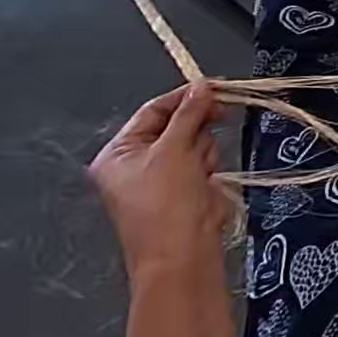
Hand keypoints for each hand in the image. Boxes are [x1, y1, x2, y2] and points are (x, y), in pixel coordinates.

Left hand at [90, 83, 229, 283]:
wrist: (182, 251)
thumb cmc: (166, 200)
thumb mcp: (174, 150)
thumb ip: (189, 114)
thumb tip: (202, 85)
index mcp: (120, 152)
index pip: (154, 110)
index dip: (185, 96)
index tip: (216, 86)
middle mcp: (138, 160)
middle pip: (178, 123)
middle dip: (196, 128)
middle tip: (217, 120)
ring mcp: (163, 173)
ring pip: (196, 140)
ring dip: (204, 150)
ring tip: (200, 170)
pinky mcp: (186, 183)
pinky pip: (204, 158)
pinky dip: (209, 164)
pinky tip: (205, 179)